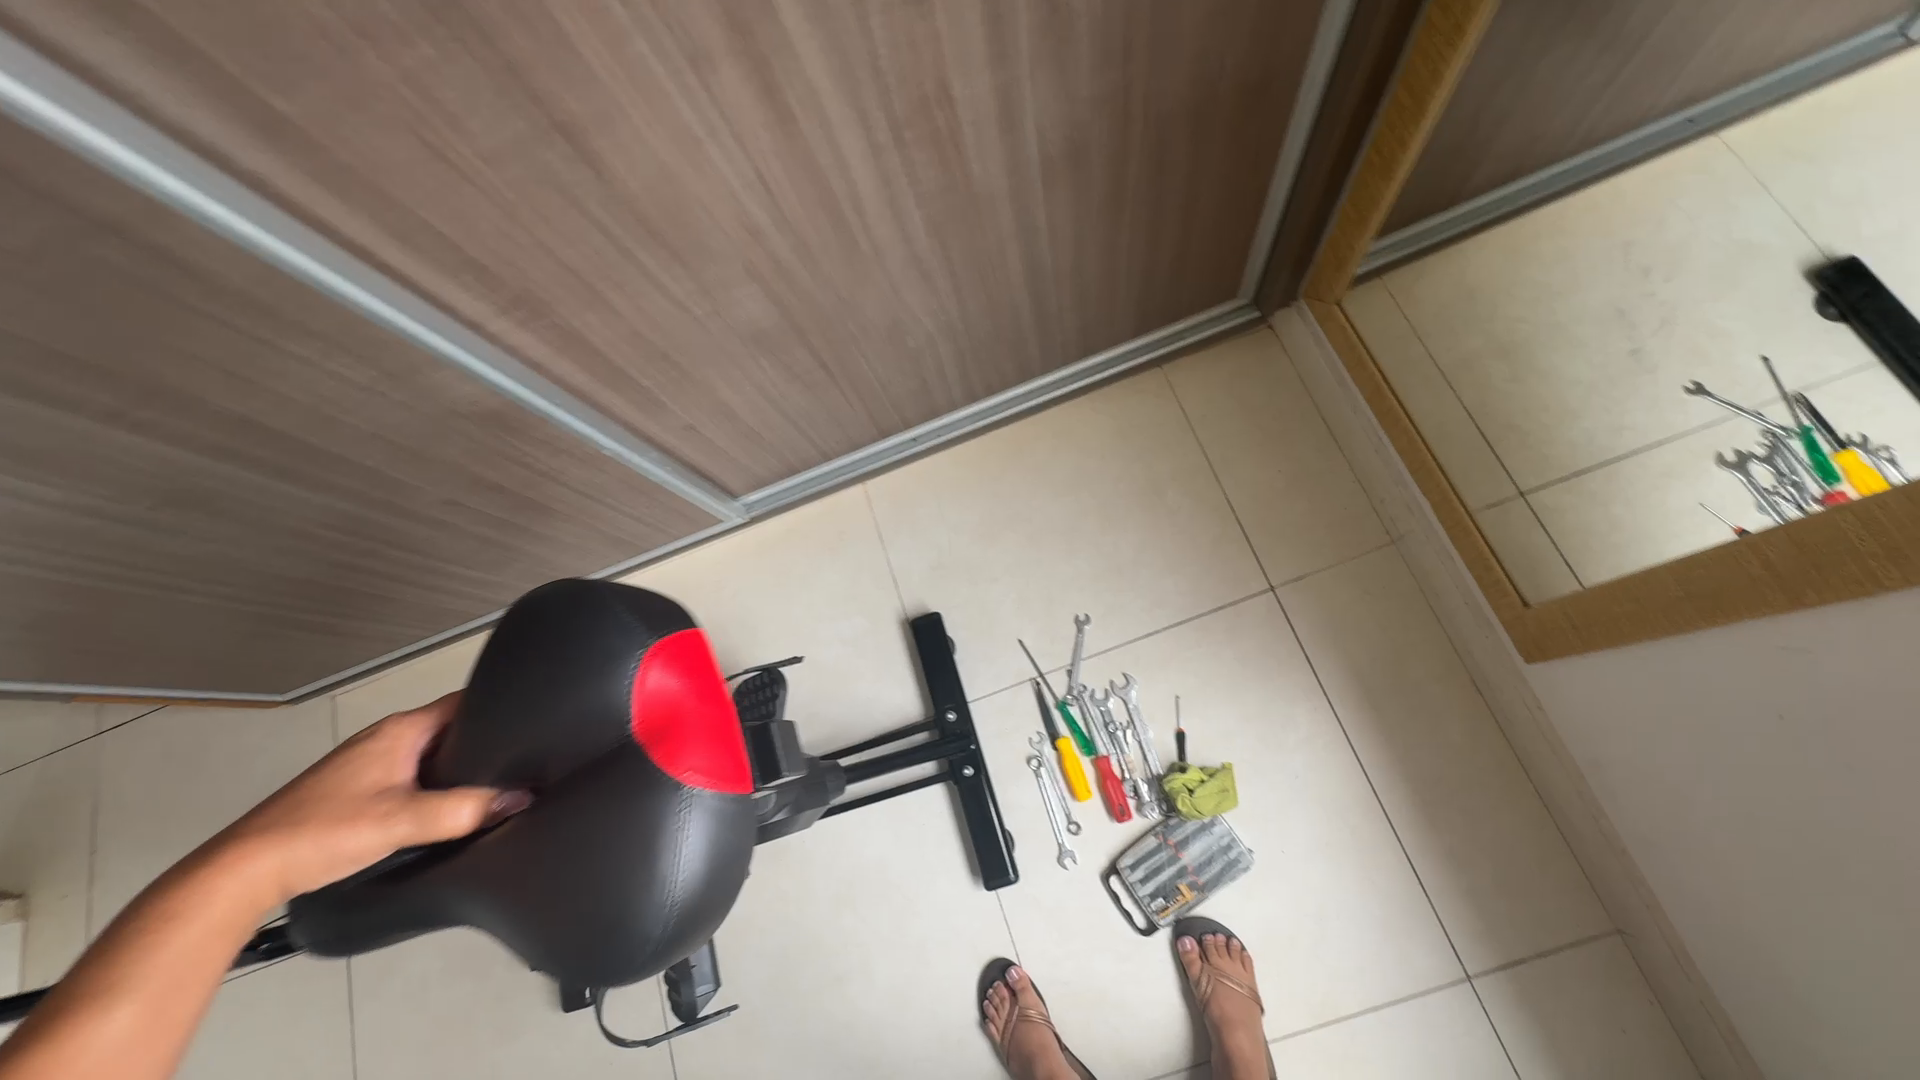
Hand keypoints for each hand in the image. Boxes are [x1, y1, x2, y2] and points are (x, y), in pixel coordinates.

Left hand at [209, 692, 529, 906]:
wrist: (245, 872)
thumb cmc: (324, 831)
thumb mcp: (404, 820)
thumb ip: (466, 809)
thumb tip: (522, 798)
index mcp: (401, 730)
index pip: (467, 702)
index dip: (505, 707)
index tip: (539, 723)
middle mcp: (388, 739)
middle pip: (455, 732)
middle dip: (491, 745)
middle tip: (530, 762)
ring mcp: (373, 766)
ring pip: (436, 759)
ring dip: (464, 772)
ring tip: (504, 787)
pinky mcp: (363, 792)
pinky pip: (418, 779)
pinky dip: (441, 790)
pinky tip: (457, 812)